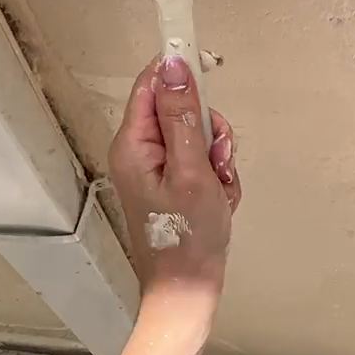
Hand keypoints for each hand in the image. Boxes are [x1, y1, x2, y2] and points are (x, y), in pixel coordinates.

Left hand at [108, 55, 240, 314]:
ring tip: (218, 188)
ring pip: (199, 134)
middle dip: (209, 129)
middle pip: (182, 108)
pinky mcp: (176, 182)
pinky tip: (219, 199)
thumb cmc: (187, 236)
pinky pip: (204, 159)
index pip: (153, 83)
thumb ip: (183, 116)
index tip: (211, 63)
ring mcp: (159, 167)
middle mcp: (142, 151)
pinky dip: (218, 176)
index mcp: (134, 144)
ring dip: (218, 156)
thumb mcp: (191, 170)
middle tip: (217, 160)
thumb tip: (174, 65)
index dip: (180, 69)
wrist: (189, 290)